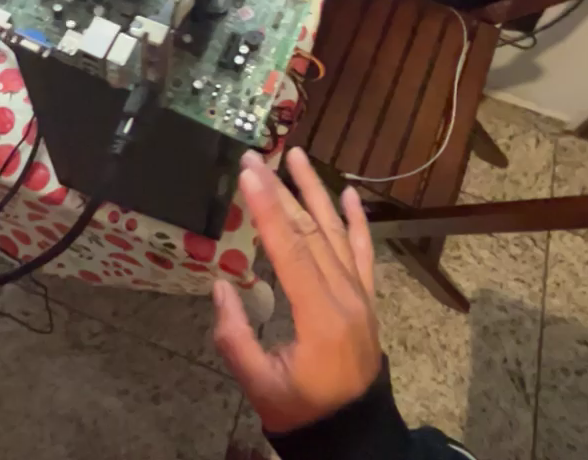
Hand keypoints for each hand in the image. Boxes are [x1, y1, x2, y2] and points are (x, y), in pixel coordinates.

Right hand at [211, 149, 381, 433]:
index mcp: (320, 317)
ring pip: (335, 231)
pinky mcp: (366, 296)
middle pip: (309, 232)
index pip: (291, 251)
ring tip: (297, 155)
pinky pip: (364, 250)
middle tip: (255, 157)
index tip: (249, 173)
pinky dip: (356, 219)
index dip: (268, 209)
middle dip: (279, 190)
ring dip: (314, 190)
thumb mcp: (259, 386)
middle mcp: (345, 295)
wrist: (355, 437)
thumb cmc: (302, 411)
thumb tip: (221, 285)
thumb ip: (235, 337)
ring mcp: (360, 293)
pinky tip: (348, 192)